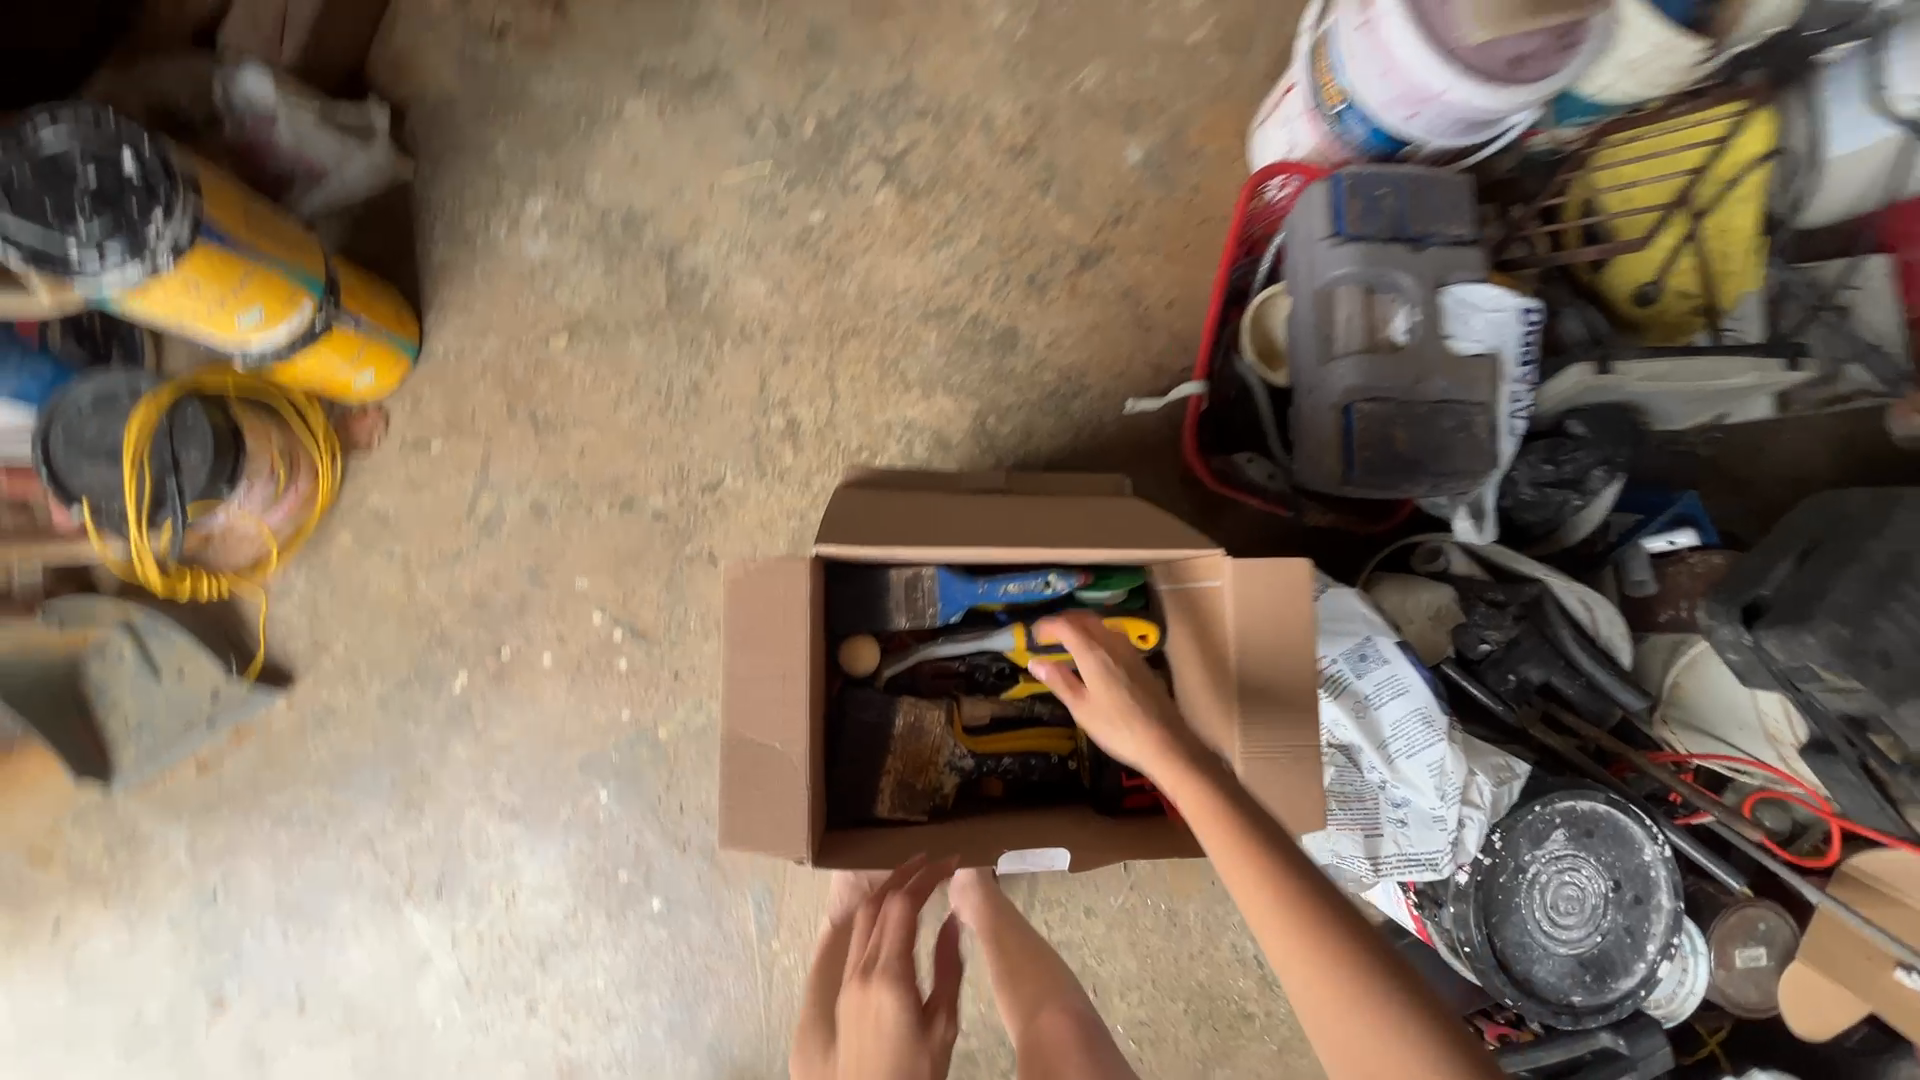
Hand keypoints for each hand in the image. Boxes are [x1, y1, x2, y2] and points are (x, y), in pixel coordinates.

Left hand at [791, 856, 963, 1079]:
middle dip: (904, 874)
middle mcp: (861, 969)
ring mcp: (847, 979)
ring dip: (886, 889)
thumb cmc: (916, 1072)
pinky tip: (893, 913)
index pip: (903, 904)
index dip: (926, 876)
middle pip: (877, 902)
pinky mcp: (843, 990)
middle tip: (933, 861)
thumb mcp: (944, 1024)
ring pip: (862, 916)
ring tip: (913, 876)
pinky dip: (876, 912)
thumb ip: (948, 968)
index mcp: (888, 975)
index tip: (951, 863)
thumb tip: (952, 921)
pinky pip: (857, 935)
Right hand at [1028, 611, 1204, 774]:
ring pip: (1101, 625)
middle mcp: (1112, 643)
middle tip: (1047, 635)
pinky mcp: (1140, 661)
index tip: (1032, 635)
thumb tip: (1035, 661)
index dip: (1046, 625)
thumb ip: (1058, 680)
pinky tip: (1093, 655)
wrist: (1165, 741)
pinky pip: (1113, 636)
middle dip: (1063, 621)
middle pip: (1084, 619)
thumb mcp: (1081, 708)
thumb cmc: (1117, 728)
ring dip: (1081, 626)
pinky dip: (1096, 636)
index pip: (1065, 625)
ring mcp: (1130, 650)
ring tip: (1066, 643)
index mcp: (1093, 652)